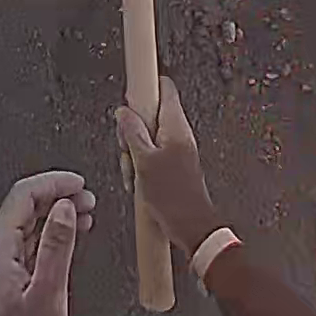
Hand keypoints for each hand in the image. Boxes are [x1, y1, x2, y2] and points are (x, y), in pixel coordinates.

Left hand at [0, 171, 96, 315]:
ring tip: (84, 212)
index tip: (78, 183)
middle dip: (57, 195)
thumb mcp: (47, 297)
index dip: (53, 182)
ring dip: (56, 215)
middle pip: (24, 207)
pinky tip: (68, 239)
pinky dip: (51, 235)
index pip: (23, 195)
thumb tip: (65, 207)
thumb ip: (56, 246)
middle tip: (87, 197)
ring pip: (28, 226)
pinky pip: (29, 246)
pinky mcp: (7, 285)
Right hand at [115, 77, 222, 251]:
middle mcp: (179, 132)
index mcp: (175, 125)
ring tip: (135, 169)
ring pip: (147, 134)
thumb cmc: (175, 199)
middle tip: (128, 146)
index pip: (164, 86)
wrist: (192, 229)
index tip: (130, 97)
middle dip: (132, 128)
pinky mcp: (174, 162)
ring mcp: (177, 147)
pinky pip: (151, 151)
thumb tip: (122, 113)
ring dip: (134, 150)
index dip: (144, 87)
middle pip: (149, 112)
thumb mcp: (143, 161)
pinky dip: (141, 162)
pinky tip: (139, 179)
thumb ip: (131, 132)